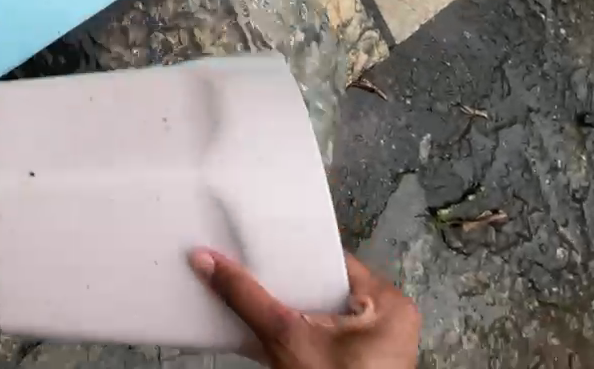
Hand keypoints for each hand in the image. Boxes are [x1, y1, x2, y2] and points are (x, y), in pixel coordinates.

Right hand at [189, 249, 418, 368]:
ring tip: (249, 284)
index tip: (251, 237)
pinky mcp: (360, 363)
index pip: (326, 255)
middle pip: (321, 280)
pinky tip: (264, 318)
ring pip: (320, 306)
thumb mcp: (285, 338)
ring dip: (285, 301)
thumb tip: (204, 258)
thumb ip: (244, 295)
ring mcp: (378, 344)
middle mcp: (389, 318)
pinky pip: (323, 329)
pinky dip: (295, 324)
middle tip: (244, 260)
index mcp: (388, 303)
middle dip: (281, 276)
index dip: (286, 245)